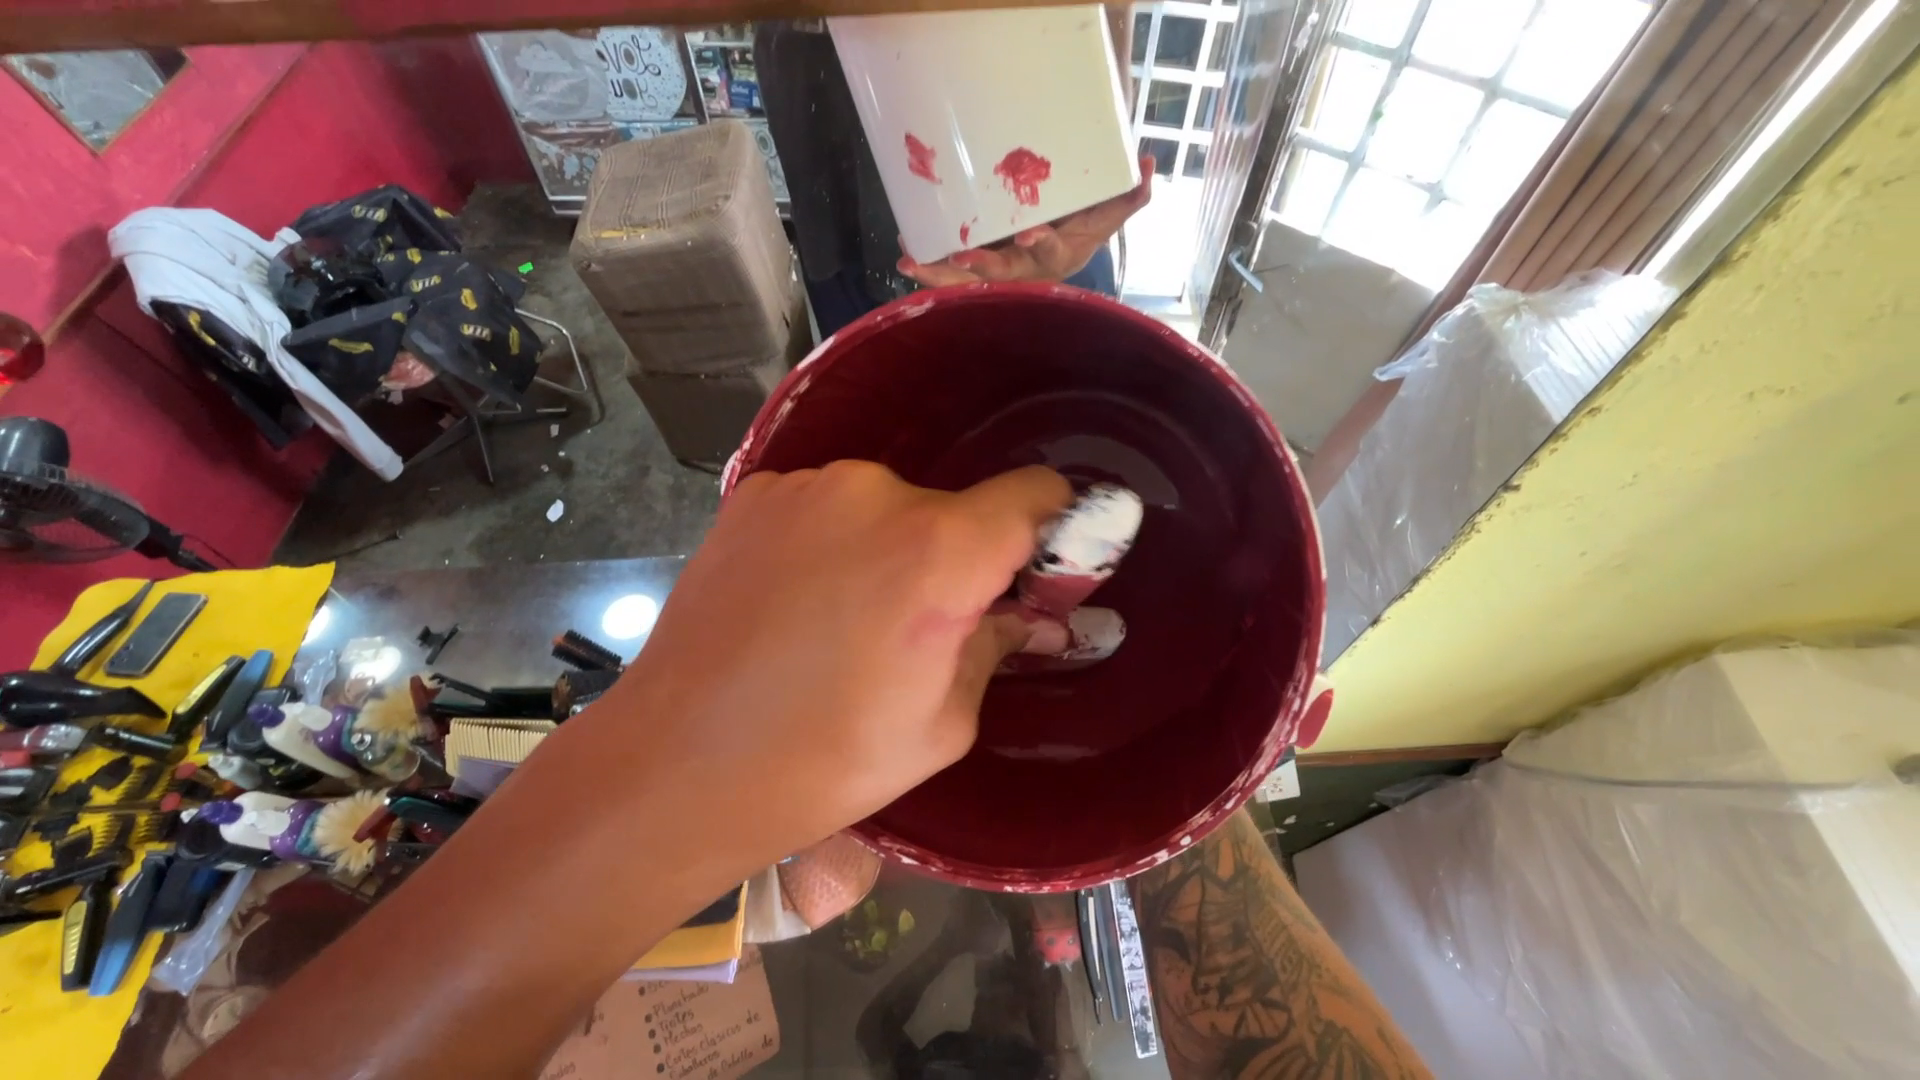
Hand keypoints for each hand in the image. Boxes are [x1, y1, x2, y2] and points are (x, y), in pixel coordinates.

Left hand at [578, 461, 1072, 884]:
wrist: (677, 763)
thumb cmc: (825, 761)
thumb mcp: (941, 723)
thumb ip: (993, 646)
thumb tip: (1031, 617)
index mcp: (941, 549)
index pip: (1032, 493)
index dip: (1050, 524)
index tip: (1039, 562)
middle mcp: (876, 492)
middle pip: (950, 509)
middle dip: (951, 558)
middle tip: (919, 625)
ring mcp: (806, 487)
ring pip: (882, 507)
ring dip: (884, 549)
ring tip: (843, 620)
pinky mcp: (752, 496)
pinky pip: (822, 508)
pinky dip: (828, 543)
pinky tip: (794, 602)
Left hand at [897, 155, 1154, 286]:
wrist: (1054, 271)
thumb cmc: (1076, 239)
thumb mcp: (1102, 222)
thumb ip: (1126, 199)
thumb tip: (1149, 166)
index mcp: (1052, 258)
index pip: (1048, 249)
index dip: (1041, 240)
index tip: (1031, 231)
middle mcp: (1022, 273)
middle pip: (999, 273)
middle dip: (978, 268)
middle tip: (960, 256)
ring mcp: (994, 278)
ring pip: (965, 282)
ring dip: (938, 273)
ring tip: (909, 261)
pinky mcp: (973, 276)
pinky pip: (948, 276)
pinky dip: (927, 267)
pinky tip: (906, 254)